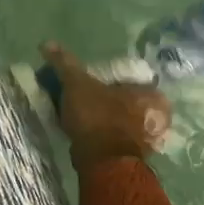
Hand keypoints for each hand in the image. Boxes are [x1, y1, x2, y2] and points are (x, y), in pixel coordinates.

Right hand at [42, 42, 169, 166]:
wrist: (102, 161)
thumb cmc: (97, 116)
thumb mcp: (77, 84)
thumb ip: (64, 64)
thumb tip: (47, 43)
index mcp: (150, 93)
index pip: (129, 77)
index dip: (106, 78)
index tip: (88, 81)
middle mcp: (156, 114)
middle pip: (125, 98)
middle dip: (106, 98)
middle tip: (83, 97)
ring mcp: (148, 137)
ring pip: (122, 118)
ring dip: (104, 116)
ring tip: (80, 115)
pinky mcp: (134, 154)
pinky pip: (117, 136)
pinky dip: (103, 132)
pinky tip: (86, 131)